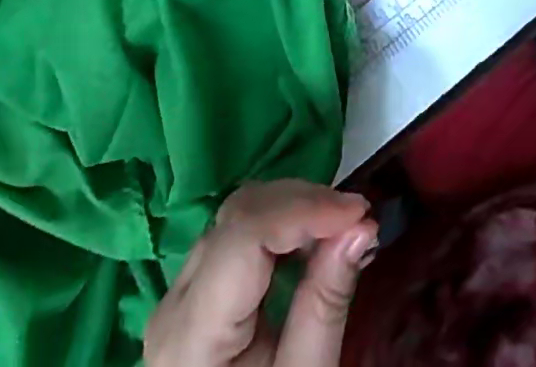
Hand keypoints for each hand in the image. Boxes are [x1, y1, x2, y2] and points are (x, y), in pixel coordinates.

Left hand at [144, 180, 377, 366]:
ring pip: (237, 214)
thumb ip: (325, 304)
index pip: (244, 236)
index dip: (304, 210)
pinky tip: (313, 238)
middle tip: (359, 218)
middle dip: (304, 203)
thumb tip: (361, 228)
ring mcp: (178, 290)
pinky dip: (281, 224)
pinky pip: (236, 234)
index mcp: (192, 332)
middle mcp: (174, 298)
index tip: (361, 212)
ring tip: (342, 225)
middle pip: (239, 215)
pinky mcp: (194, 289)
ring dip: (295, 207)